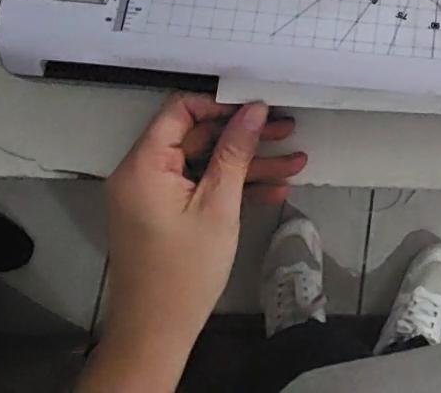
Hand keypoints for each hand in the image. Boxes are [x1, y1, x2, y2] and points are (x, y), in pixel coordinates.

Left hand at [83, 96, 306, 392]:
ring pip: (208, 162)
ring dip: (250, 162)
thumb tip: (254, 109)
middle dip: (245, 134)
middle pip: (199, 135)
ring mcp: (157, 194)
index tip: (258, 106)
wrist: (157, 336)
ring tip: (295, 161)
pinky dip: (236, 186)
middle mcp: (144, 173)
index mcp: (144, 166)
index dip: (220, 104)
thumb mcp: (218, 205)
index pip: (180, 110)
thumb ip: (236, 151)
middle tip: (286, 129)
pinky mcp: (169, 212)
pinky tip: (276, 189)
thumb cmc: (183, 271)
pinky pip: (203, 186)